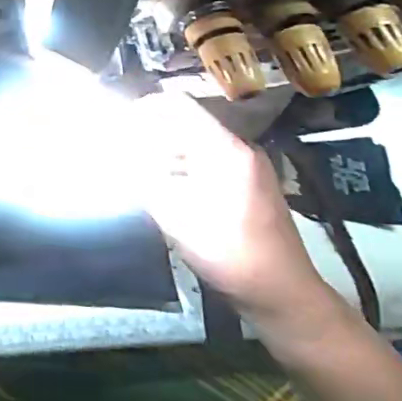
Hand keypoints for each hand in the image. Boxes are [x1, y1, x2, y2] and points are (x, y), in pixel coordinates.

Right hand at [128, 92, 336, 325]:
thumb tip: (119, 153)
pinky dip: (182, 163)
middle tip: (120, 145)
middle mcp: (240, 149)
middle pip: (187, 122)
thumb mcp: (176, 217)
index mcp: (226, 150)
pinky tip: (163, 184)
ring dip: (165, 148)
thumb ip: (144, 178)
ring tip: (135, 164)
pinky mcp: (248, 184)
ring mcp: (248, 166)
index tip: (118, 119)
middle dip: (150, 130)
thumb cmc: (230, 255)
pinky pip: (208, 159)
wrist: (283, 294)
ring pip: (197, 142)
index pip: (180, 106)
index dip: (145, 106)